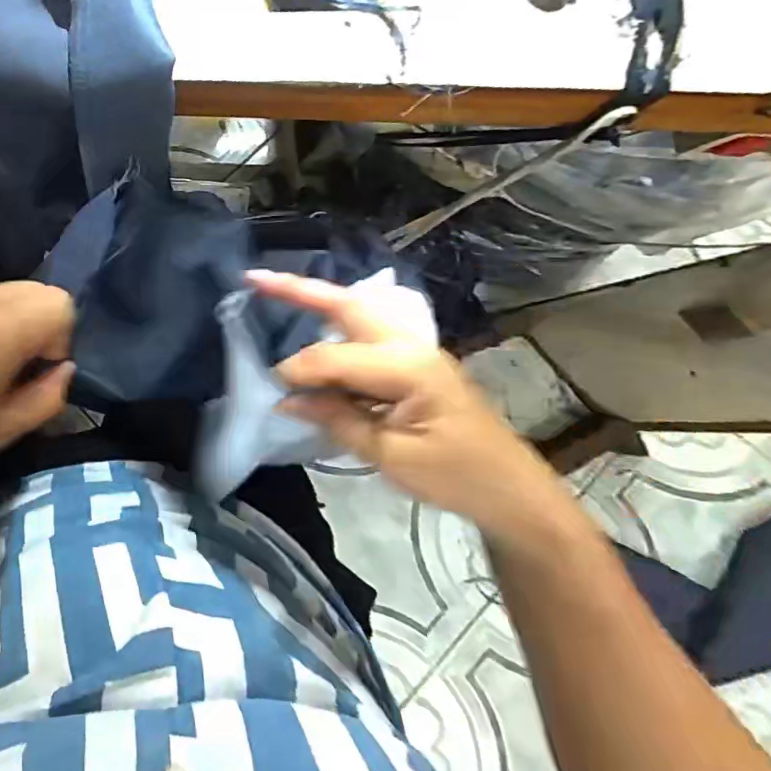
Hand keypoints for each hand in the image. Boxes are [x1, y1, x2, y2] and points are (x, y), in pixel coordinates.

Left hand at [0, 280, 76, 504]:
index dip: (61, 339)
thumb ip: (47, 397)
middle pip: (36, 289)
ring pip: (5, 291)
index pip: (59, 303)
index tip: (37, 374)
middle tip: (19, 370)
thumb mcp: (0, 431)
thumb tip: (63, 369)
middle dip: (42, 324)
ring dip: (14, 321)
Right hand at [247, 269, 572, 541]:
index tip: (273, 392)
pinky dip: (335, 322)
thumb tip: (288, 398)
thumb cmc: (457, 477)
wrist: (515, 492)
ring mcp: (415, 349)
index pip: (332, 358)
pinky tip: (314, 325)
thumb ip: (337, 419)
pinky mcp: (414, 361)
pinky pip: (367, 331)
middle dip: (299, 289)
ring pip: (358, 309)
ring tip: (277, 290)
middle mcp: (410, 345)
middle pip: (347, 304)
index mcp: (407, 367)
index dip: (296, 372)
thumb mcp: (390, 457)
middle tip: (255, 278)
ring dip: (318, 298)